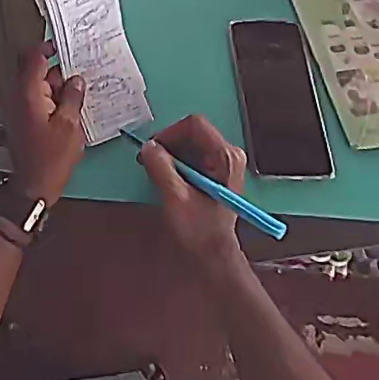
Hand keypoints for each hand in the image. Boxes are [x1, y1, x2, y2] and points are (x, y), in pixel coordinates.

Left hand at [2, 41, 85, 203]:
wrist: (34, 186)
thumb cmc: (51, 158)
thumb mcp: (70, 125)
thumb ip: (73, 97)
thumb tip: (76, 80)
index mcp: (29, 94)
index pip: (33, 59)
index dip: (48, 48)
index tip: (62, 45)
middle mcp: (20, 98)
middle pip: (37, 71)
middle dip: (59, 71)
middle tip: (80, 75)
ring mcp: (21, 110)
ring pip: (40, 86)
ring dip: (58, 87)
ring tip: (79, 96)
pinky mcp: (25, 120)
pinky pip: (40, 100)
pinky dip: (54, 99)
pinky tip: (71, 109)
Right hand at [135, 115, 250, 272]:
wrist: (213, 254)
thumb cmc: (200, 230)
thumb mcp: (177, 198)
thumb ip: (162, 169)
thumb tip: (148, 147)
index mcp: (226, 156)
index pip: (195, 125)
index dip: (169, 133)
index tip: (153, 149)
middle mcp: (229, 154)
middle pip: (193, 132)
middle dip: (168, 144)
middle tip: (151, 161)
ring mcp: (224, 161)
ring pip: (191, 142)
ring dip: (170, 153)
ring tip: (157, 172)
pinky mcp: (217, 170)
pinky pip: (193, 154)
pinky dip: (177, 162)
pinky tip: (168, 178)